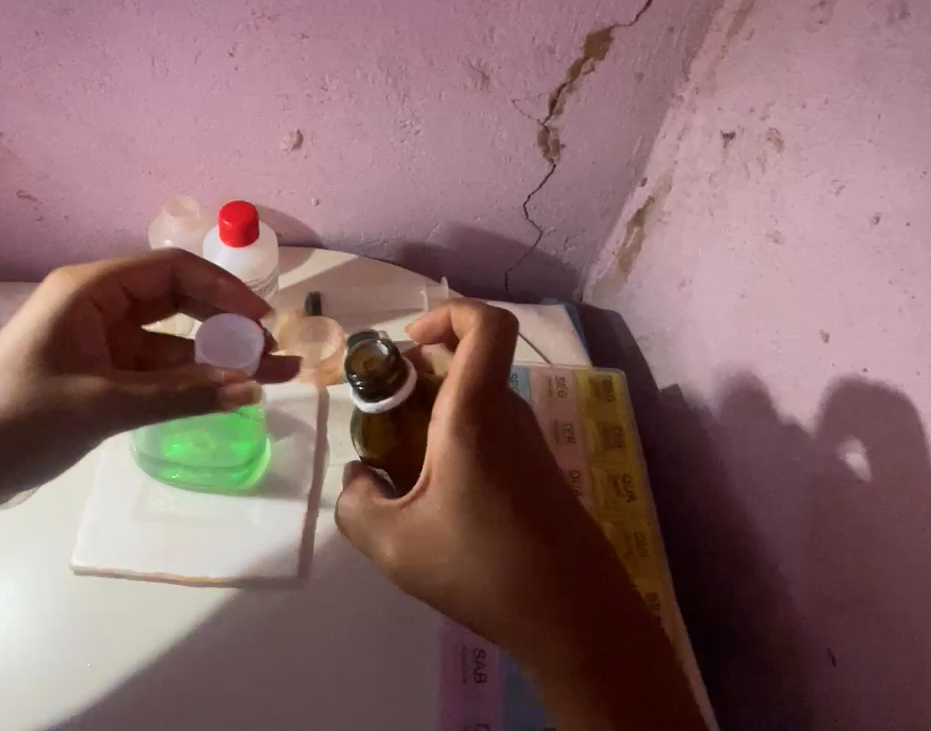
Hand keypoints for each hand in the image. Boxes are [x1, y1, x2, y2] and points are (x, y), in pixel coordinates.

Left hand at [0, 249, 298, 503]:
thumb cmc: (19, 422)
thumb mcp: (105, 405)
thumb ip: (183, 394)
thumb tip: (252, 387)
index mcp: (90, 289)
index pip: (172, 270)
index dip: (223, 290)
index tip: (262, 321)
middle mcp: (98, 305)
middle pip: (177, 300)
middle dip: (226, 325)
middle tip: (271, 351)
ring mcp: (99, 341)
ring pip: (171, 339)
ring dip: (214, 357)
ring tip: (268, 375)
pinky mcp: (98, 373)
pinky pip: (155, 368)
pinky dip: (189, 380)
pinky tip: (226, 392)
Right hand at [333, 299, 631, 654]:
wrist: (575, 617)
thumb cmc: (483, 569)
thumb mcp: (394, 544)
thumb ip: (356, 503)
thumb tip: (356, 477)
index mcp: (475, 411)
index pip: (486, 323)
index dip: (448, 312)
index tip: (408, 344)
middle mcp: (507, 412)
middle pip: (471, 356)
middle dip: (422, 365)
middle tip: (386, 407)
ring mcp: (528, 440)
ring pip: (479, 393)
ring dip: (438, 404)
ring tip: (402, 455)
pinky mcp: (537, 468)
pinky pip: (492, 426)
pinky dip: (458, 434)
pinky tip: (437, 489)